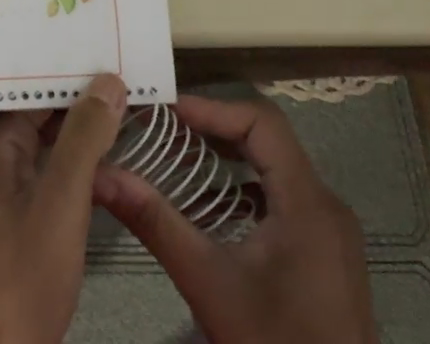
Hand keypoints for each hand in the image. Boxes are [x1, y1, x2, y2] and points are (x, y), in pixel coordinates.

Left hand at [0, 73, 128, 343]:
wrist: (2, 343)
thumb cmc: (26, 266)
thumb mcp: (61, 197)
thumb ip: (82, 139)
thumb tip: (107, 82)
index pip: (36, 94)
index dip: (72, 76)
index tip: (110, 54)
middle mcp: (3, 162)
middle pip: (45, 117)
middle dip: (84, 100)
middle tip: (130, 75)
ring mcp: (16, 193)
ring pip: (55, 148)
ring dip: (87, 131)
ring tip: (131, 107)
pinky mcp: (32, 222)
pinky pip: (60, 177)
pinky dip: (85, 165)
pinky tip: (114, 163)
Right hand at [92, 95, 376, 343]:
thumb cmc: (275, 340)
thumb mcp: (207, 281)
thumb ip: (155, 222)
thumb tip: (99, 175)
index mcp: (307, 202)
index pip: (261, 123)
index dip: (211, 108)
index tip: (163, 111)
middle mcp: (325, 206)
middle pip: (268, 141)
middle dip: (210, 129)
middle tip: (158, 129)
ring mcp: (329, 231)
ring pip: (274, 170)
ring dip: (225, 157)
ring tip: (173, 158)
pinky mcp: (324, 254)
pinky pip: (281, 198)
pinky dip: (241, 188)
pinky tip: (206, 207)